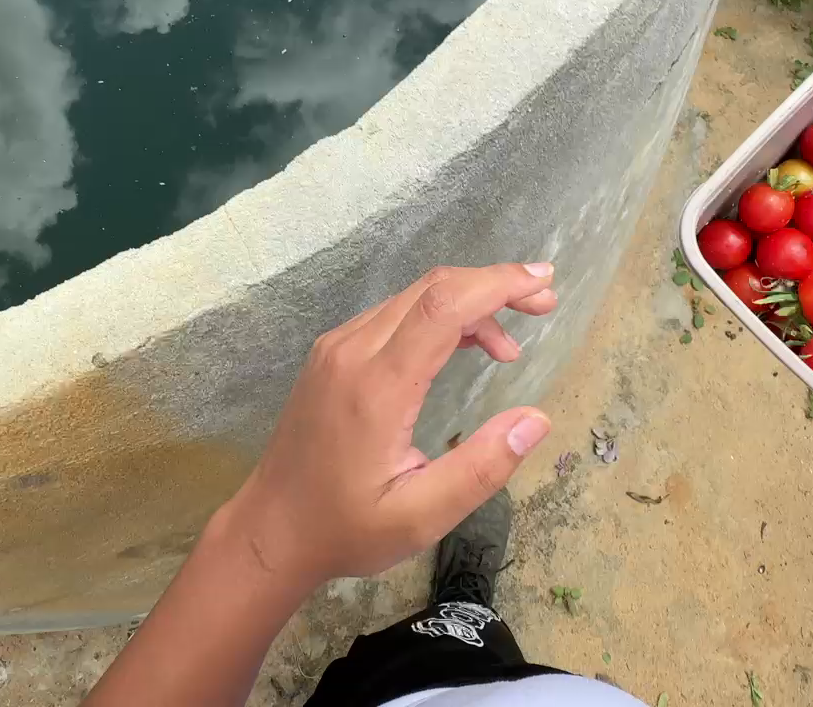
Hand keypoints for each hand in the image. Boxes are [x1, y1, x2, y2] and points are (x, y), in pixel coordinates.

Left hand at [221, 263, 557, 585]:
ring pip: (414, 297)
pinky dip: (439, 315)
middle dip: (493, 285)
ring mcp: (338, 344)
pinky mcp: (333, 350)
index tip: (543, 283)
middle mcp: (353, 349)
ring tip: (510, 345)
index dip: (497, 285)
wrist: (269, 528)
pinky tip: (465, 344)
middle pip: (432, 288)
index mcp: (376, 386)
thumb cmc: (346, 528)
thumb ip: (482, 469)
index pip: (442, 307)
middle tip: (543, 304)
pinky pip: (394, 313)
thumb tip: (537, 419)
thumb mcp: (420, 518)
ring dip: (468, 302)